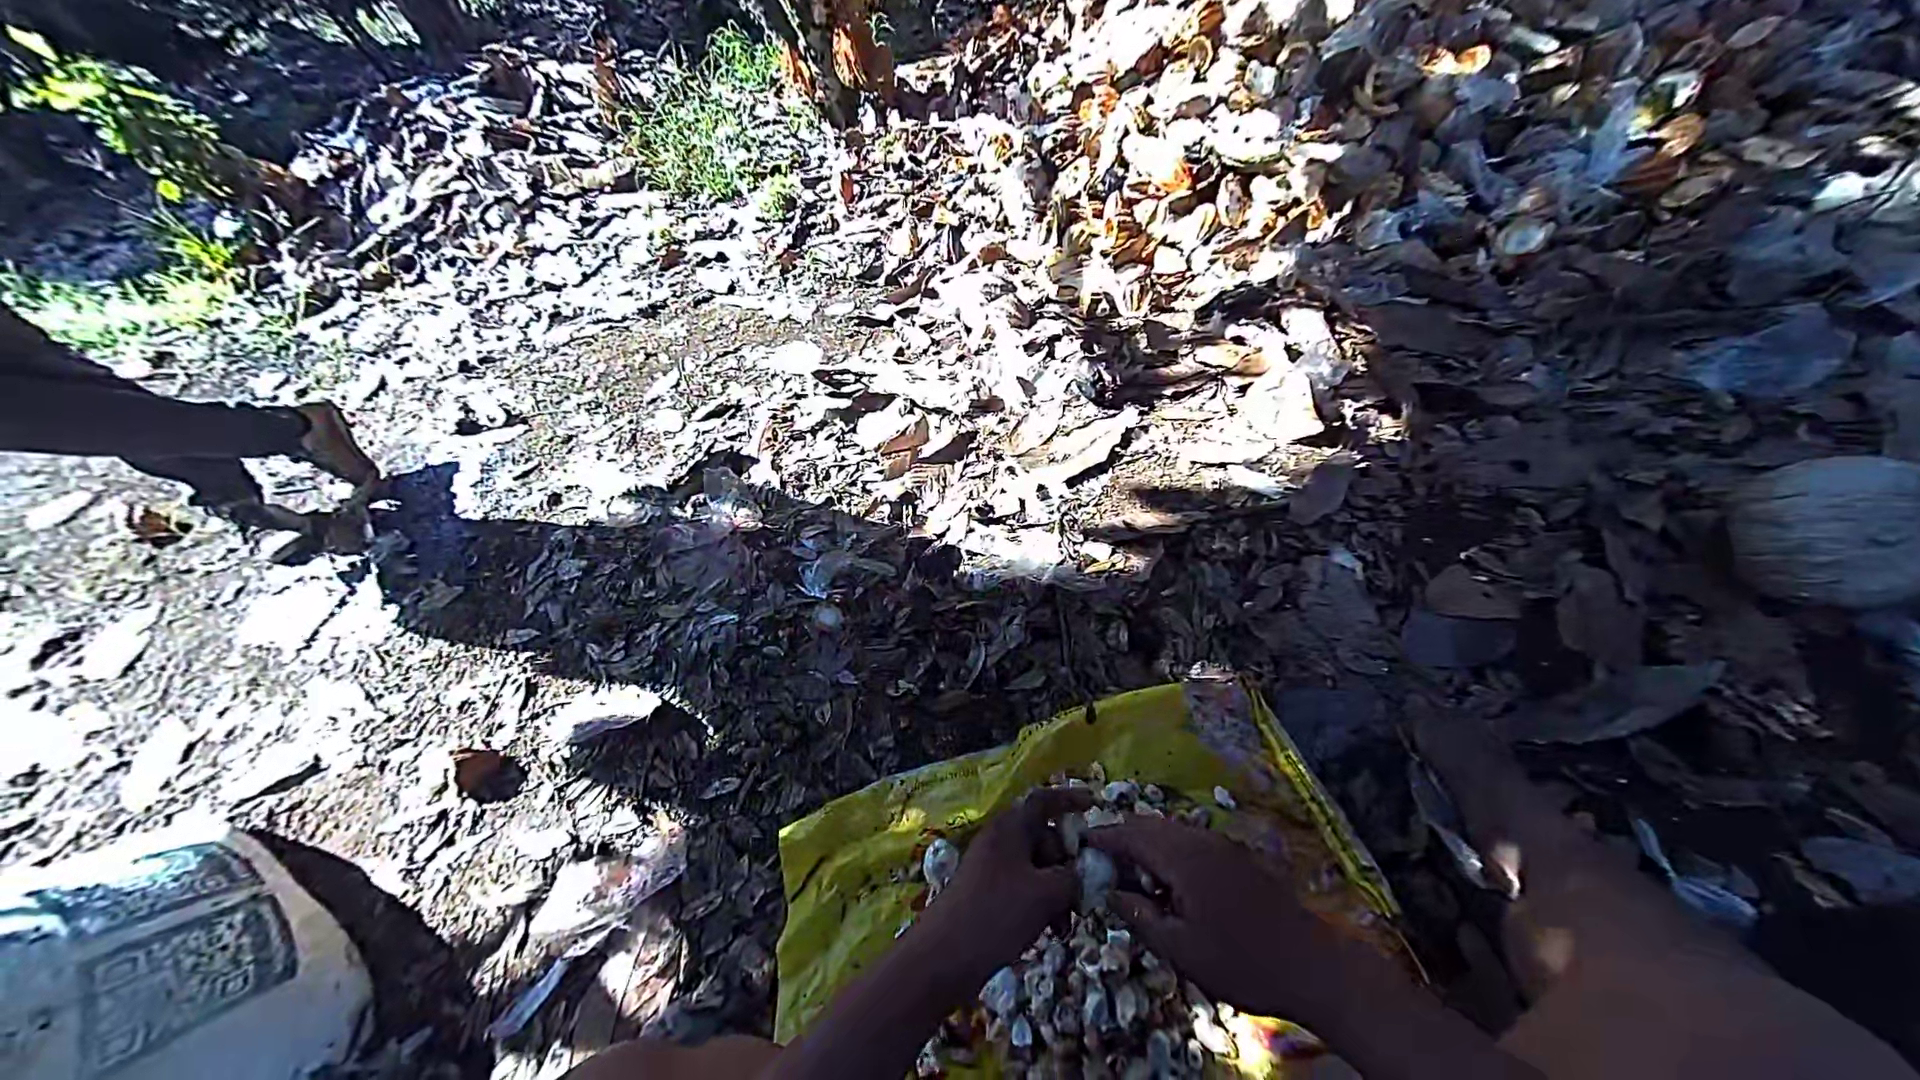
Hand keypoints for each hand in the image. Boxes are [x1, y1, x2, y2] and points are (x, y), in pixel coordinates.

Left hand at [920, 787, 1090, 975]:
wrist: (943, 956)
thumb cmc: (996, 913)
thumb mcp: (1045, 893)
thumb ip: (1073, 877)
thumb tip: (1089, 870)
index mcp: (1010, 828)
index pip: (1043, 801)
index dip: (1069, 799)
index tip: (1094, 804)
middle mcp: (1000, 840)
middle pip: (1044, 836)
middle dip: (1067, 862)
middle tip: (1082, 892)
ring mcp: (991, 866)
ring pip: (1035, 865)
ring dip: (1056, 889)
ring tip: (1065, 924)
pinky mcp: (987, 892)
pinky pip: (1023, 886)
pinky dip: (1040, 902)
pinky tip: (1049, 930)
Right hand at [1086, 814, 1360, 1020]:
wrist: (1314, 966)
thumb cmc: (1242, 962)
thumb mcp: (1181, 950)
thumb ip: (1141, 917)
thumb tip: (1113, 893)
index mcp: (1183, 857)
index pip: (1132, 834)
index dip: (1105, 836)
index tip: (1082, 841)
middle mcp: (1200, 840)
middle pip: (1151, 825)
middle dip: (1123, 834)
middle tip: (1101, 853)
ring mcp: (1221, 845)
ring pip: (1171, 830)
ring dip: (1147, 840)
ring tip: (1130, 865)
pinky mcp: (1236, 856)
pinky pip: (1190, 839)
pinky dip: (1169, 846)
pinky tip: (1168, 874)